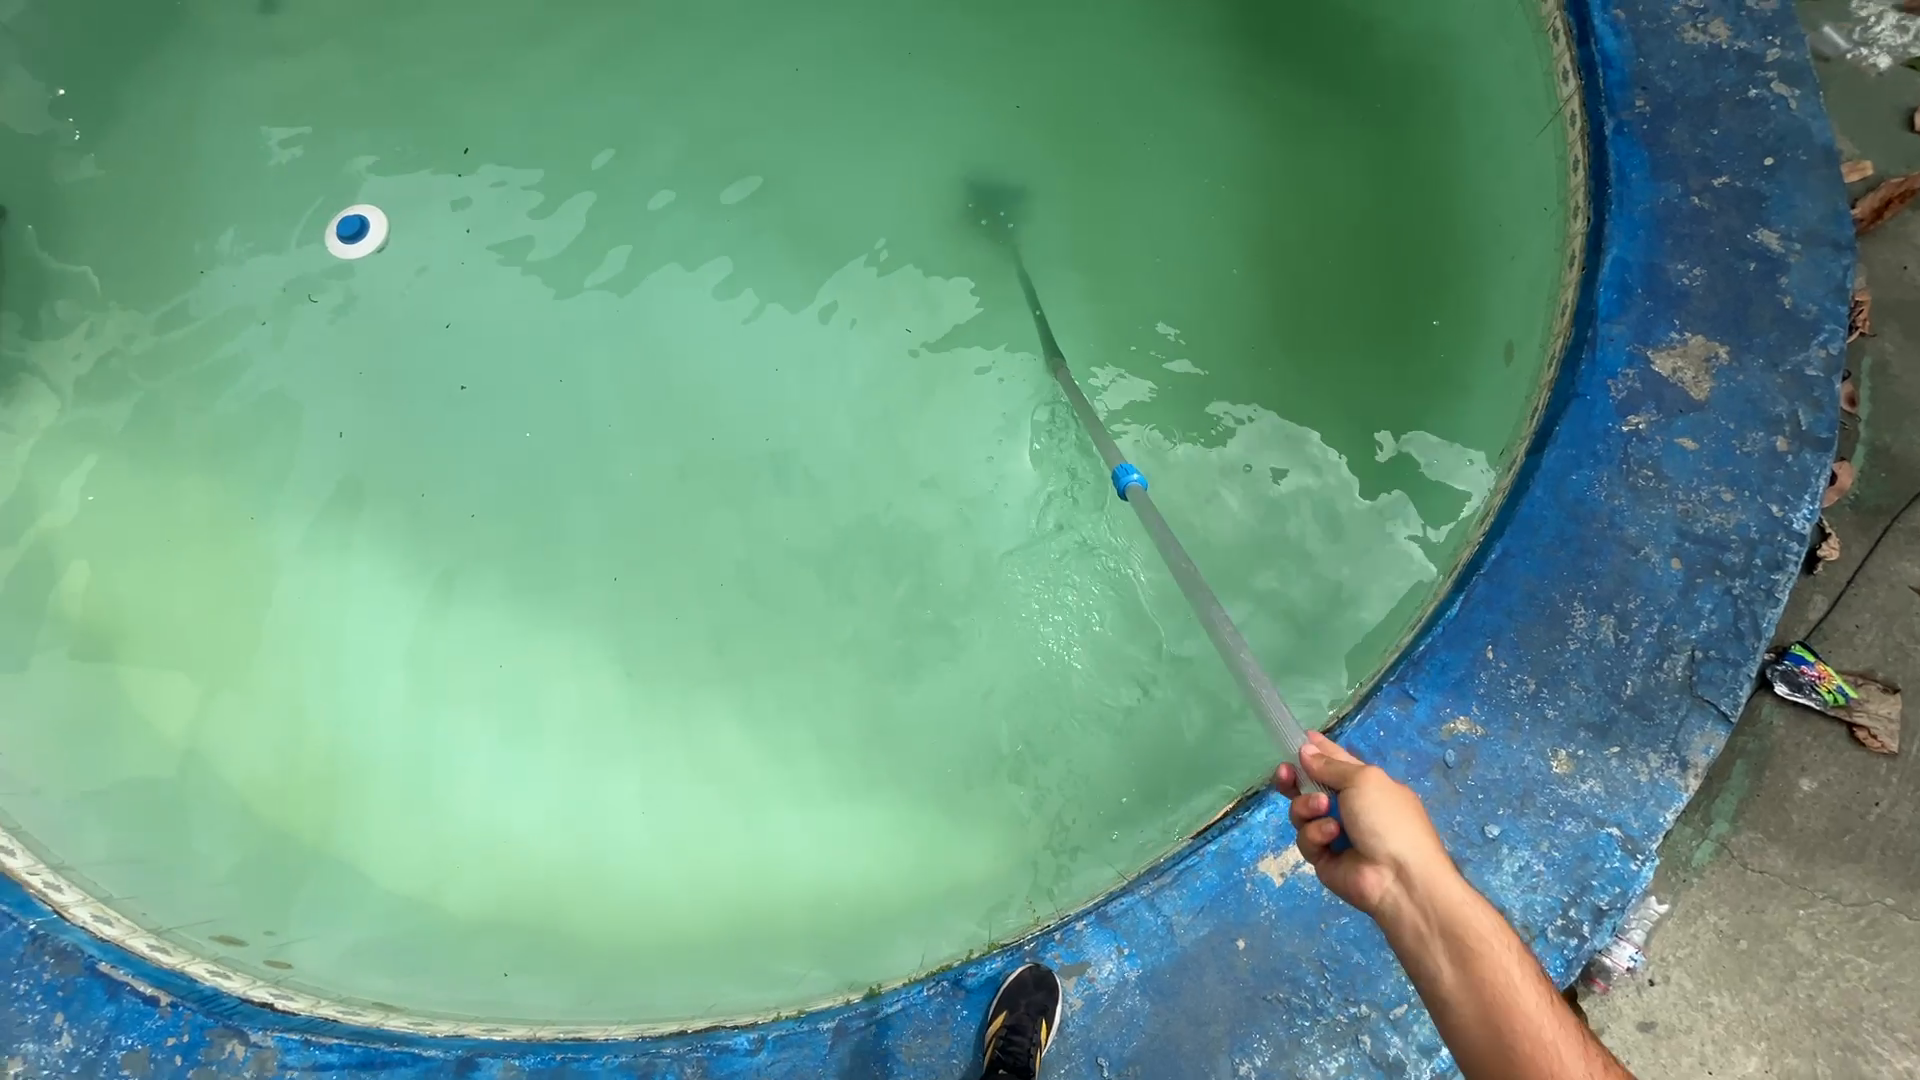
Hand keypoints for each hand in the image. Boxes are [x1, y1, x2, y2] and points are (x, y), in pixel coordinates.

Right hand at [1273, 731, 1458, 921]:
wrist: (1401, 879)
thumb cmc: (1388, 820)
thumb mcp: (1363, 780)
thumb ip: (1330, 765)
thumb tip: (1305, 751)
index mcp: (1365, 786)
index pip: (1336, 762)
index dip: (1318, 750)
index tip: (1298, 739)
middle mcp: (1348, 808)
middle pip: (1310, 787)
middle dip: (1294, 778)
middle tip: (1285, 773)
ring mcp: (1334, 833)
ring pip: (1301, 811)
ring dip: (1308, 806)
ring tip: (1323, 810)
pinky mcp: (1323, 857)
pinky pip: (1306, 838)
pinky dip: (1317, 834)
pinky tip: (1333, 836)